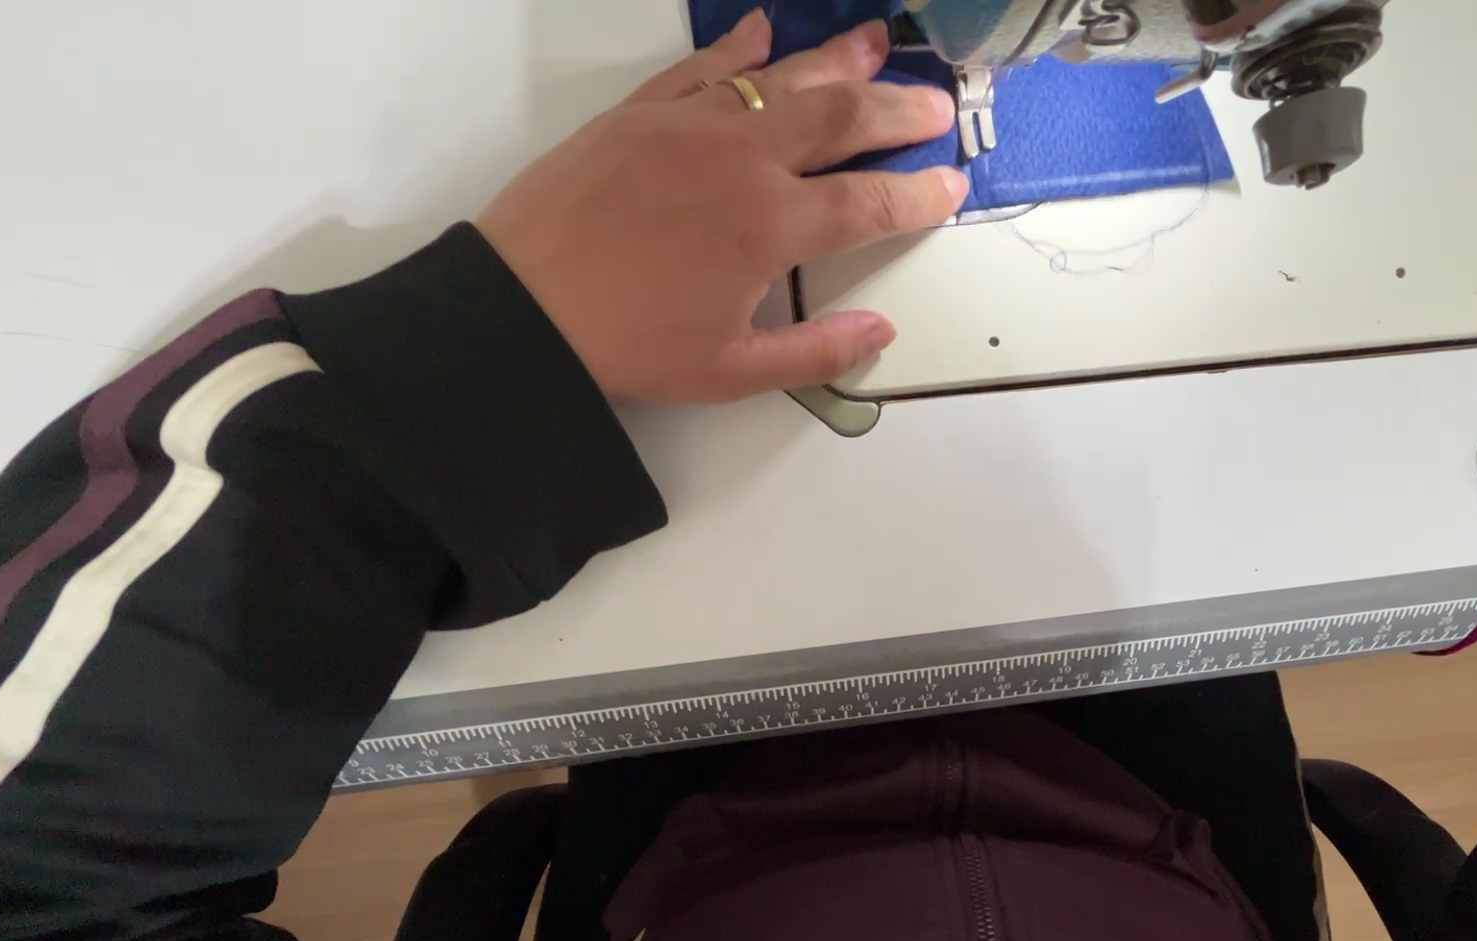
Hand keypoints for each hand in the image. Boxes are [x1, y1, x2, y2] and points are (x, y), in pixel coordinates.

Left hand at [476, 11, 965, 403]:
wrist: (525, 308)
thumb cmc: (633, 346)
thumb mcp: (733, 371)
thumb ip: (817, 353)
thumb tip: (881, 332)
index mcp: (770, 227)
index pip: (868, 203)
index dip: (918, 195)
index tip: (951, 186)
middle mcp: (741, 159)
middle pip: (839, 119)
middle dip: (896, 111)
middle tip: (936, 103)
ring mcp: (690, 124)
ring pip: (782, 79)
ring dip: (837, 61)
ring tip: (878, 43)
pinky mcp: (641, 112)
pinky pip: (704, 66)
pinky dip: (741, 47)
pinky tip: (766, 32)